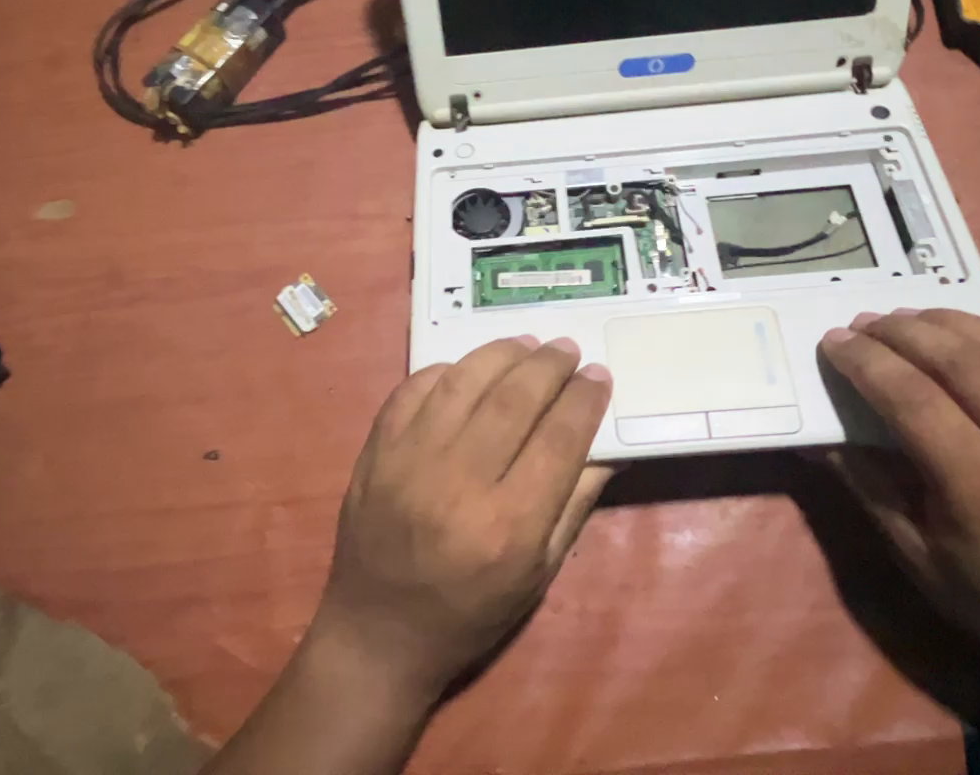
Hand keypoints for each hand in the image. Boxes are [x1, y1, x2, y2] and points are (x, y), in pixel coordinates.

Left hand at [308, 336, 615, 701]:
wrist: (378, 634)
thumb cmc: (470, 614)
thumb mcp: (538, 575)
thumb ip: (574, 505)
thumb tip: (604, 446)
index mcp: (508, 525)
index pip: (559, 438)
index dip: (585, 399)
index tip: (599, 374)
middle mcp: (458, 484)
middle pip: (514, 400)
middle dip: (549, 366)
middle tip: (567, 349)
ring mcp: (409, 462)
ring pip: (463, 383)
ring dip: (501, 355)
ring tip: (526, 345)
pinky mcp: (376, 452)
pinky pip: (413, 390)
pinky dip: (445, 371)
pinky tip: (469, 369)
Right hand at [818, 309, 979, 695]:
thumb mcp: (920, 562)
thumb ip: (870, 490)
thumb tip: (822, 439)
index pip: (914, 400)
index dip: (866, 364)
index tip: (833, 343)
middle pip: (964, 360)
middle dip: (903, 332)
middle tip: (863, 323)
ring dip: (954, 322)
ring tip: (911, 318)